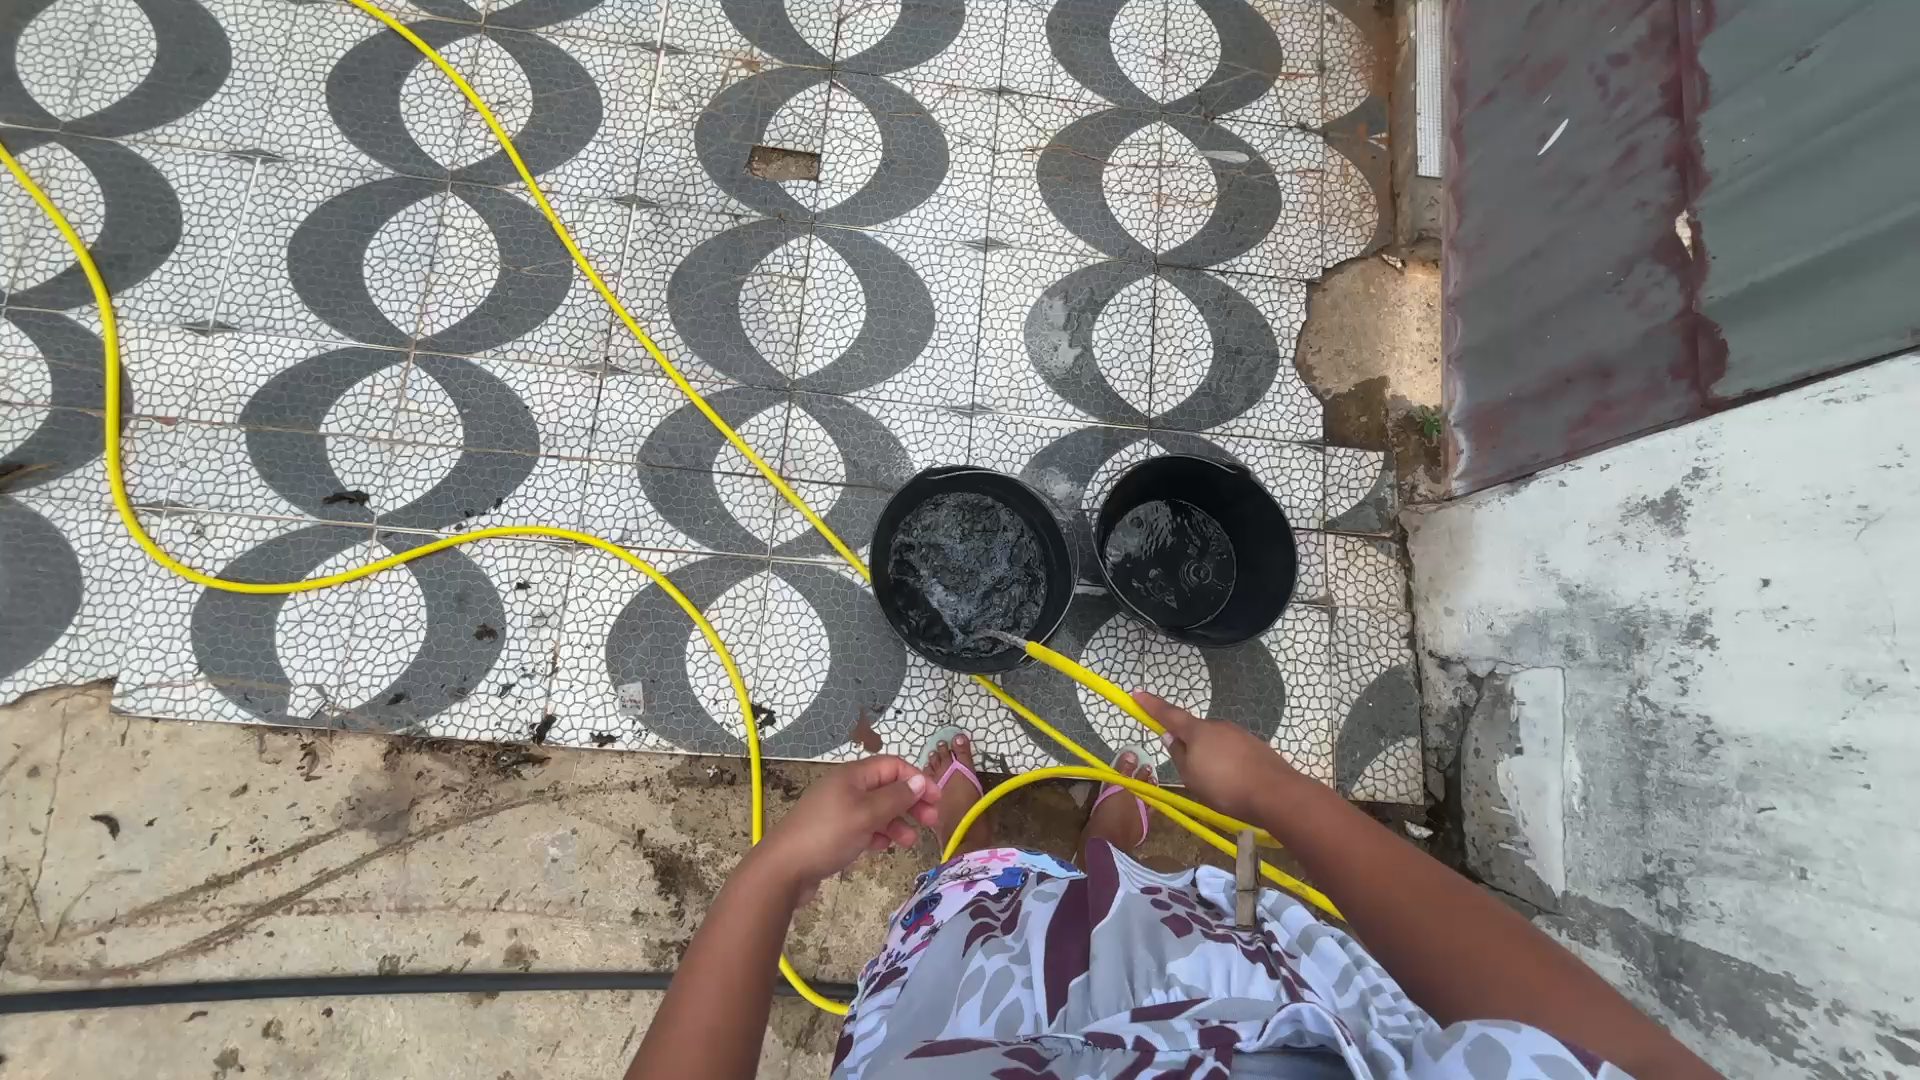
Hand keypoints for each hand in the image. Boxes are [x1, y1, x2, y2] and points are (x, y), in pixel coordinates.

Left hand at [753, 755, 940, 901]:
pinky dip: (877, 834)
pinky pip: (864, 826)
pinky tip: (883, 847)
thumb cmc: (827, 835)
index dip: (917, 779)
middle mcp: (846, 788)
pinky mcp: (833, 832)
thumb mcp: (866, 814)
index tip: (937, 799)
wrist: (783, 869)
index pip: (893, 766)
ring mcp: (839, 810)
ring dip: (897, 822)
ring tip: (909, 841)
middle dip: (910, 802)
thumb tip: (919, 781)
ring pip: (877, 810)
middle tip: (931, 821)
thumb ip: (895, 798)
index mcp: (853, 775)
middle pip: (887, 788)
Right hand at [1134, 692, 1302, 823]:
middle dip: (1189, 747)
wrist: (1277, 794)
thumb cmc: (1225, 787)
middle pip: (1195, 732)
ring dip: (1212, 758)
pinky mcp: (1256, 747)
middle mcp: (1218, 726)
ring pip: (1215, 743)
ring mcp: (1239, 734)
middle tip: (1192, 774)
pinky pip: (1233, 752)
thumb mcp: (1191, 776)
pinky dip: (1229, 764)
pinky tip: (1237, 784)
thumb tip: (1171, 737)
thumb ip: (1177, 754)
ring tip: (1219, 786)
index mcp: (1197, 731)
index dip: (1151, 705)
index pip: (1168, 714)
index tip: (1136, 694)